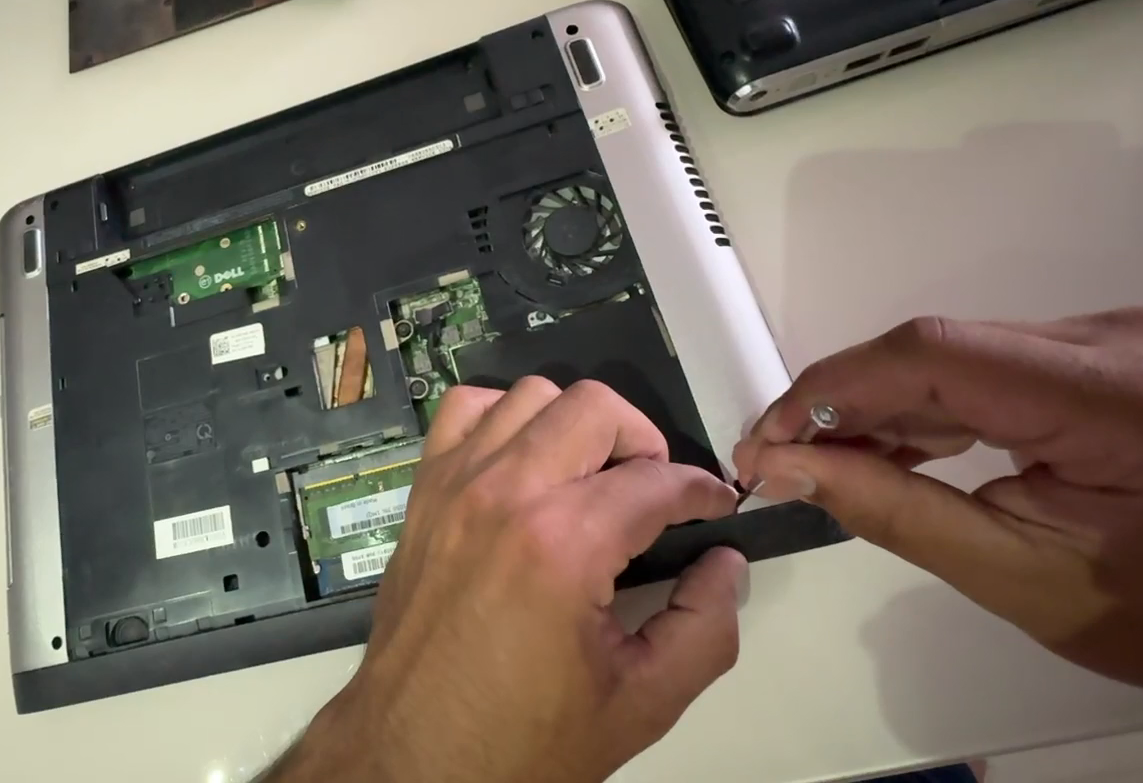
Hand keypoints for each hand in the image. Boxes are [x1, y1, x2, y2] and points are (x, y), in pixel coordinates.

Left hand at [269, 378, 744, 782]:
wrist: (415, 751)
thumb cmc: (524, 736)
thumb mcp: (640, 701)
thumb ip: (704, 627)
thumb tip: (726, 562)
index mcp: (563, 543)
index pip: (655, 481)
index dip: (701, 490)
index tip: (714, 505)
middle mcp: (506, 491)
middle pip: (595, 408)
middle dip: (643, 440)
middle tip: (655, 490)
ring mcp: (457, 480)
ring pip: (532, 395)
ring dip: (575, 423)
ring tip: (591, 474)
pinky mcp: (425, 486)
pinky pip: (464, 409)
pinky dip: (502, 414)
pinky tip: (522, 456)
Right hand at [733, 309, 1142, 775]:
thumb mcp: (1014, 577)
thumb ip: (885, 508)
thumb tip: (777, 463)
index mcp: (1131, 403)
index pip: (934, 359)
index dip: (830, 389)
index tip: (764, 438)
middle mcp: (1130, 341)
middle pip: (935, 352)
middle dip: (844, 403)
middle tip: (780, 457)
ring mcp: (1123, 336)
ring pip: (949, 354)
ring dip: (878, 404)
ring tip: (826, 457)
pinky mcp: (1106, 348)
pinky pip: (980, 362)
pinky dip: (924, 404)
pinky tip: (888, 443)